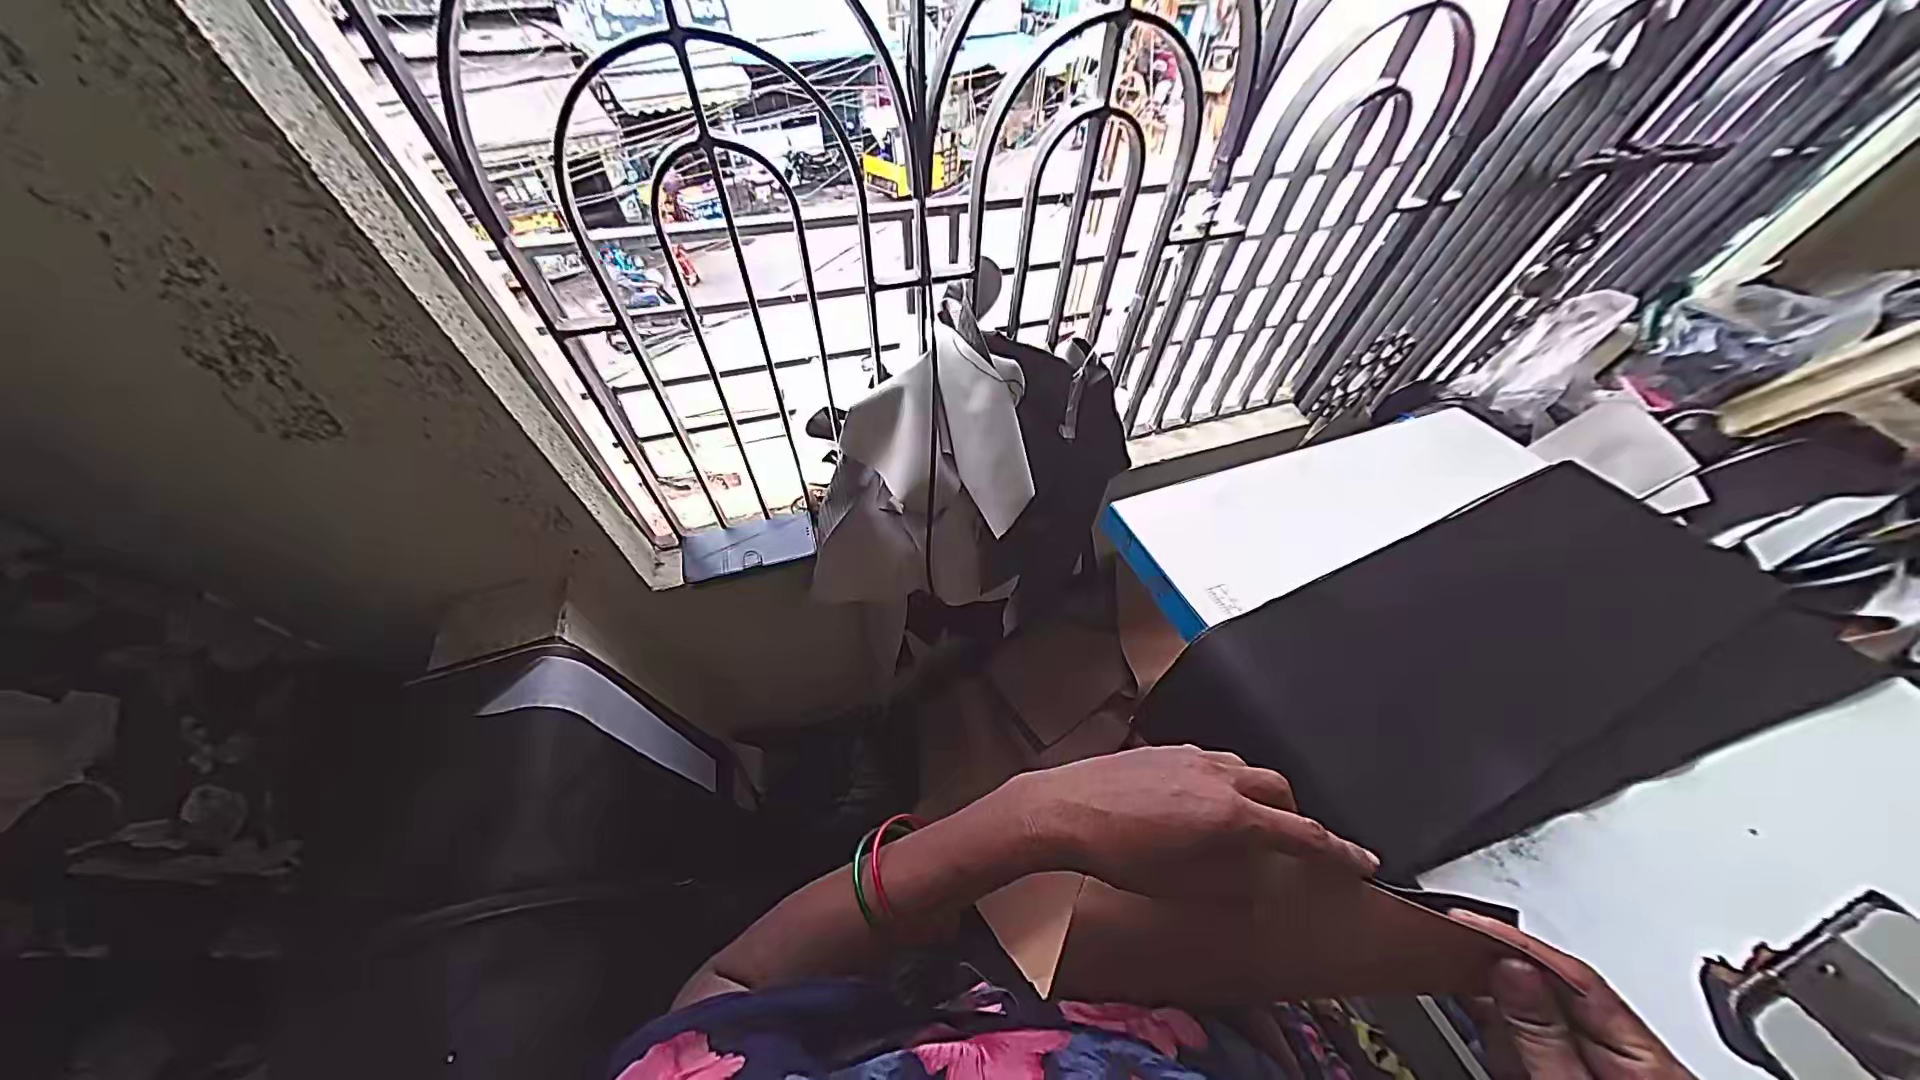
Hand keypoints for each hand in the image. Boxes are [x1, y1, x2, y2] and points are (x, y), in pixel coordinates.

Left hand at [994, 745, 1378, 896]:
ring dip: (1254, 793)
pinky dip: (1221, 779)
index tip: (1359, 860)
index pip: (1301, 832)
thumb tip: (1254, 878)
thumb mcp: (1183, 886)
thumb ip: (1232, 881)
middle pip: (1278, 787)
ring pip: (1243, 768)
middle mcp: (1213, 775)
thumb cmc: (1116, 850)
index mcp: (1228, 813)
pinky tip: (1199, 799)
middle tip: (1288, 841)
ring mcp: (1187, 757)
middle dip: (1293, 814)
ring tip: (1238, 822)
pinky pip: (1209, 759)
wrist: (1065, 809)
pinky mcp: (1163, 749)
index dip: (1338, 851)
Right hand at [1451, 912, 1695, 1079]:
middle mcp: (1631, 1065)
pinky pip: (1531, 1042)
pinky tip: (1476, 1014)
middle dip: (1500, 965)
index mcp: (1648, 1066)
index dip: (1517, 943)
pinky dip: (1499, 1026)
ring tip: (1452, 976)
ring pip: (1540, 1015)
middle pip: (1559, 991)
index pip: (1577, 979)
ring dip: (1494, 995)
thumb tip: (1511, 966)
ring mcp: (1603, 1074)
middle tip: (1448, 942)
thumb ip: (1542, 1037)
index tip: (1466, 922)